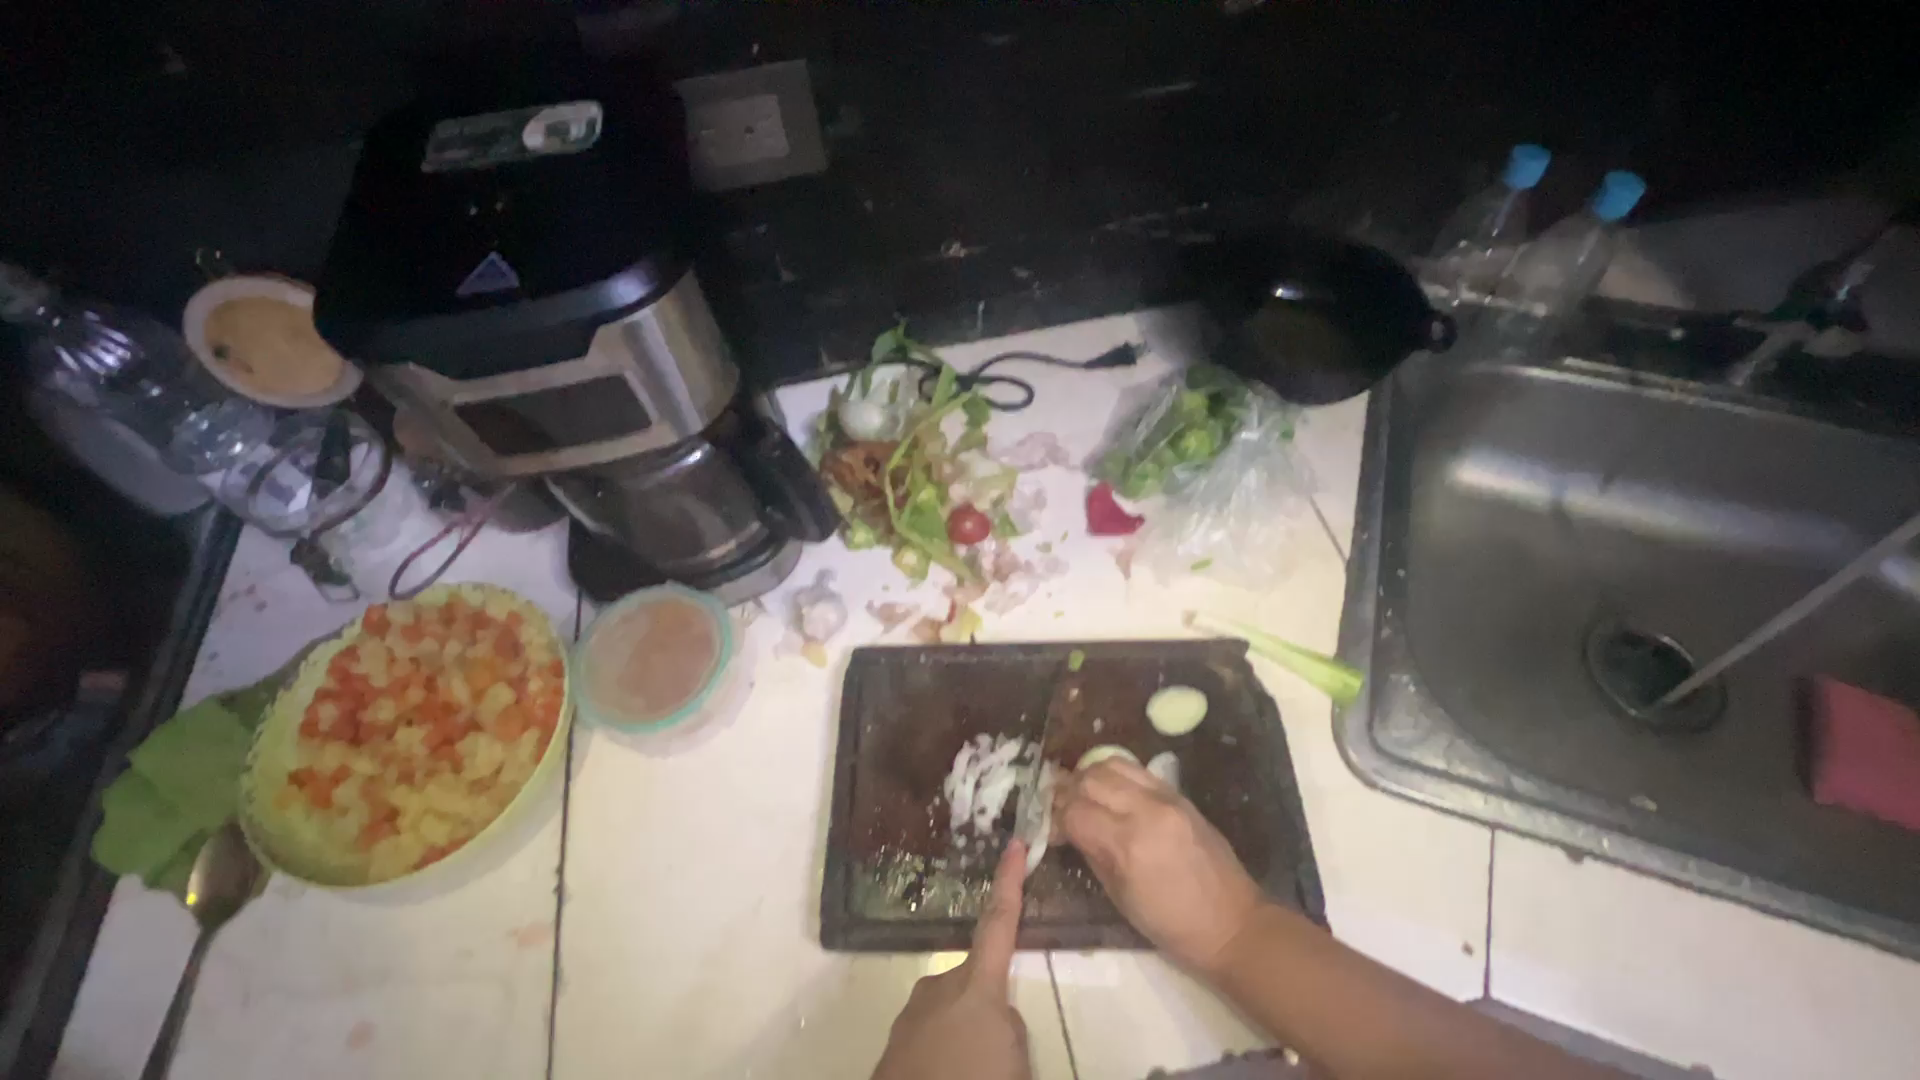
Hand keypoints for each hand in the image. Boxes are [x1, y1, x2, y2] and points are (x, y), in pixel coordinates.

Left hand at [871, 839, 1032, 1079]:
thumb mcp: (1019, 1064)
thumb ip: (1010, 1030)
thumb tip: (996, 1022)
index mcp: (978, 989)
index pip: (1001, 923)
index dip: (1010, 882)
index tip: (1015, 844)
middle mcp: (939, 990)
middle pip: (977, 987)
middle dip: (991, 1012)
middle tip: (1002, 1061)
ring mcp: (910, 1018)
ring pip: (953, 1018)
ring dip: (966, 1041)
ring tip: (973, 1074)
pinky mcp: (891, 1050)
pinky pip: (930, 1043)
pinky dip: (943, 1060)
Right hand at [1054, 759, 1263, 977]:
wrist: (1231, 922)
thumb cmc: (1170, 924)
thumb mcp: (1118, 896)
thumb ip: (1091, 852)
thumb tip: (1067, 828)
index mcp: (1128, 844)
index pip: (1074, 811)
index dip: (1055, 819)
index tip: (1052, 831)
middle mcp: (1145, 810)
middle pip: (1089, 780)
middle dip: (1067, 792)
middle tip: (1060, 810)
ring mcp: (1165, 798)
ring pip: (1112, 765)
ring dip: (1089, 777)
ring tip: (1083, 796)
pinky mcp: (1179, 794)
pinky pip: (1137, 771)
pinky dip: (1116, 776)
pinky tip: (1110, 793)